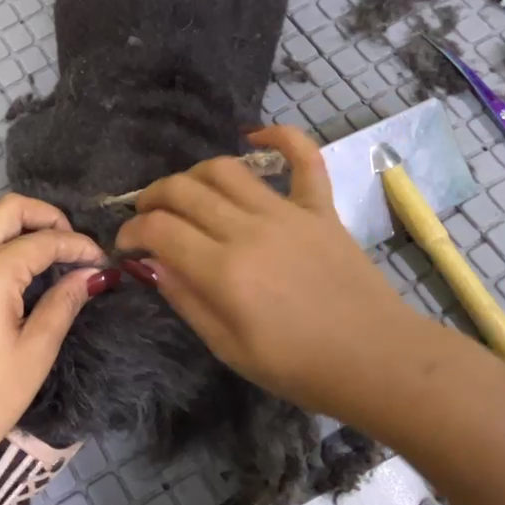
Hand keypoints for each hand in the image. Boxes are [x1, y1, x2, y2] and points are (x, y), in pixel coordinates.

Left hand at [0, 194, 105, 474]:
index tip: (101, 261)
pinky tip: (14, 268)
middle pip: (7, 209)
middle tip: (72, 243)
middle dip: (46, 216)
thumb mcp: (36, 350)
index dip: (78, 245)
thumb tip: (91, 274)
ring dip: (16, 224)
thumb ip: (64, 302)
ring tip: (47, 252)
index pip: (43, 241)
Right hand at [116, 124, 416, 415]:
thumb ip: (186, 300)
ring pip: (224, 170)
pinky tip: (255, 137)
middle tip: (146, 216)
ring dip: (192, 174)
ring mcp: (287, 214)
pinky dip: (280, 138)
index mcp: (223, 270)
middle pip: (182, 191)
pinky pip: (303, 159)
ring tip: (184, 192)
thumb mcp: (228, 348)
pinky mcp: (320, 209)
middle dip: (151, 198)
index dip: (131, 231)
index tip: (126, 244)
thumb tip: (152, 264)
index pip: (158, 229)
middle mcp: (248, 230)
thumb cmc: (299, 368)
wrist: (379, 363)